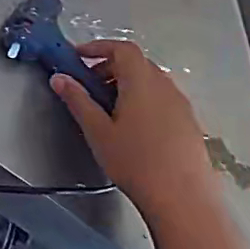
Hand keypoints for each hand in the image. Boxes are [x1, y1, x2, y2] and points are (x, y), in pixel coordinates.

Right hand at [50, 40, 213, 217]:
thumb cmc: (136, 161)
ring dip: (125, 84)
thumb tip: (60, 78)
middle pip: (137, 63)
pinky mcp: (190, 124)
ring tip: (106, 107)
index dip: (98, 47)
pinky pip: (162, 99)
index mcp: (142, 82)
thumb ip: (77, 100)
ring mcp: (182, 106)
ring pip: (150, 81)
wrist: (184, 201)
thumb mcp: (97, 130)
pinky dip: (142, 99)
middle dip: (109, 67)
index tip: (77, 56)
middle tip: (87, 84)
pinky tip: (131, 126)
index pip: (122, 49)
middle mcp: (166, 88)